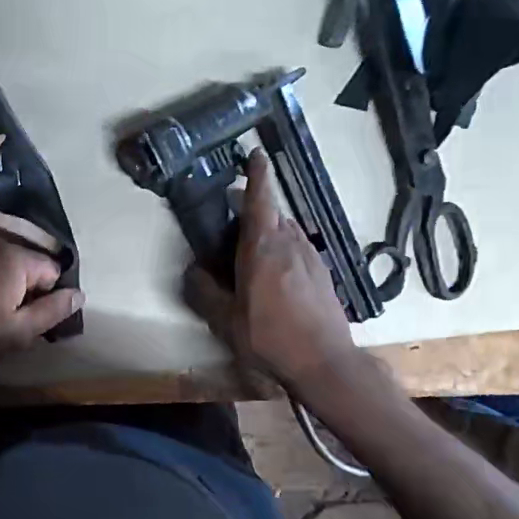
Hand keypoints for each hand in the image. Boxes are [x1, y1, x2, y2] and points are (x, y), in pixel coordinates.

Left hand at [0, 229, 82, 376]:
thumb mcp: (21, 331)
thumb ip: (54, 310)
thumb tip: (79, 294)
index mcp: (14, 256)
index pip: (51, 269)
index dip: (46, 296)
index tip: (28, 317)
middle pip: (27, 262)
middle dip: (25, 286)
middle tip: (8, 316)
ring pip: (4, 260)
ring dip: (4, 280)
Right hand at [185, 150, 358, 385]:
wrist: (325, 363)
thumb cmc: (269, 336)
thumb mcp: (225, 319)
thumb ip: (205, 291)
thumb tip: (193, 270)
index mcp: (262, 247)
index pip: (259, 200)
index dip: (257, 175)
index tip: (255, 155)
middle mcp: (290, 243)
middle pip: (273, 216)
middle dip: (256, 214)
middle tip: (236, 229)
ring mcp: (311, 258)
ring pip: (288, 234)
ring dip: (271, 236)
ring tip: (254, 259)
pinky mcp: (323, 274)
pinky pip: (299, 252)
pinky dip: (285, 254)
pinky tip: (277, 282)